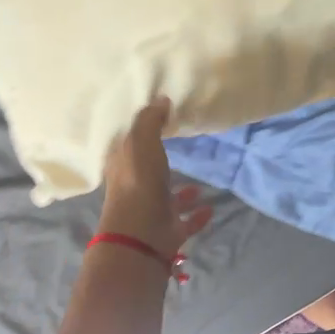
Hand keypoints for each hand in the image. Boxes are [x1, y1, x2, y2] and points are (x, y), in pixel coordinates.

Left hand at [98, 98, 211, 256]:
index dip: (140, 136)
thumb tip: (161, 99)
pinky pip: (187, 221)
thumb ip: (150, 121)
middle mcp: (137, 189)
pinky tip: (211, 207)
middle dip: (162, 165)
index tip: (157, 126)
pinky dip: (198, 215)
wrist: (144, 234)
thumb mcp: (141, 143)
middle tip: (182, 154)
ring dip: (183, 193)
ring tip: (201, 185)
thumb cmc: (139, 183)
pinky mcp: (171, 230)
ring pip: (170, 199)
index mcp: (123, 167)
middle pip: (149, 173)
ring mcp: (154, 211)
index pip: (129, 147)